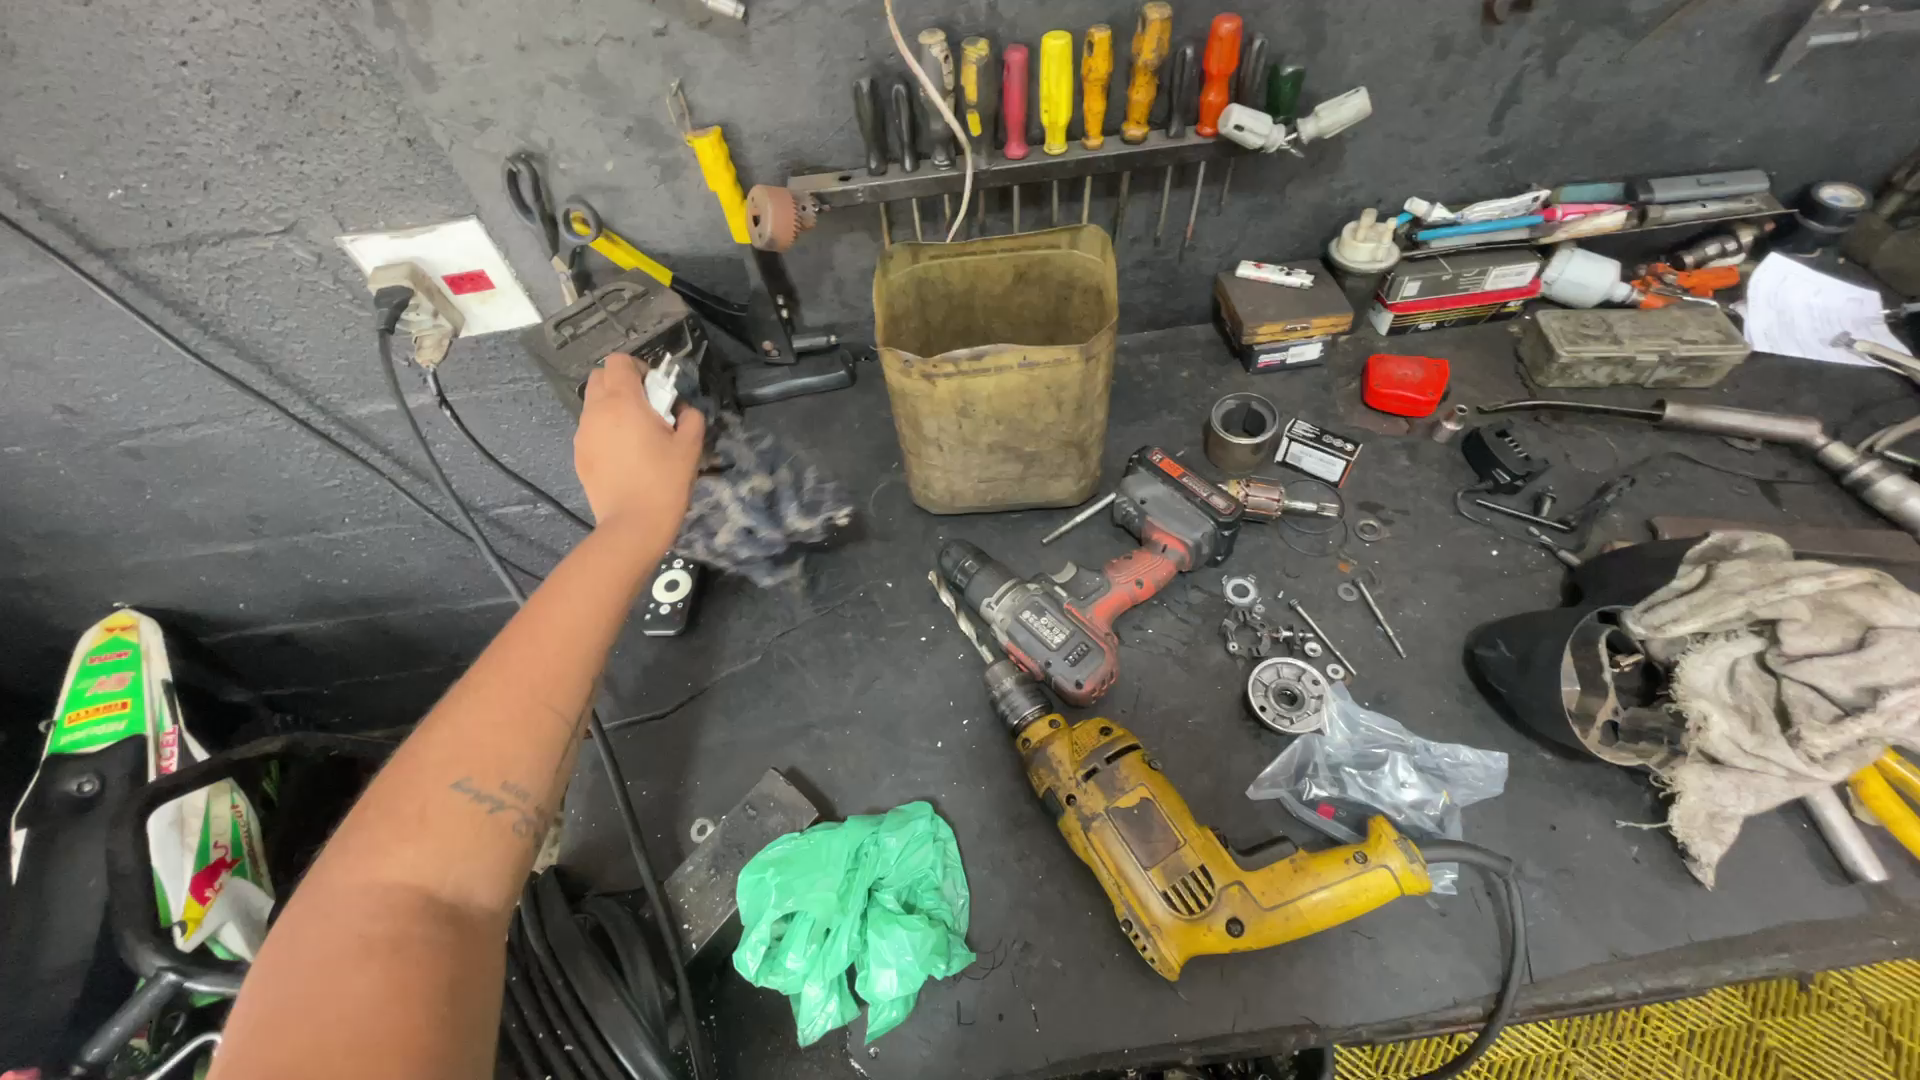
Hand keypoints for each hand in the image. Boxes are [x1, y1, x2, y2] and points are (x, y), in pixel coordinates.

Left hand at [574, 353, 704, 538]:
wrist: (634, 524)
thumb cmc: (665, 482)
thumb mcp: (691, 447)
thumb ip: (691, 417)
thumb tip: (683, 410)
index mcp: (623, 402)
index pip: (619, 361)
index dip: (639, 368)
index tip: (656, 390)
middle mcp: (596, 412)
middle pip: (600, 377)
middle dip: (622, 384)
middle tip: (646, 408)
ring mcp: (583, 434)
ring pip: (593, 404)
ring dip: (613, 408)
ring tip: (636, 436)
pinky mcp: (579, 454)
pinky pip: (591, 429)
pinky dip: (606, 431)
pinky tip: (625, 457)